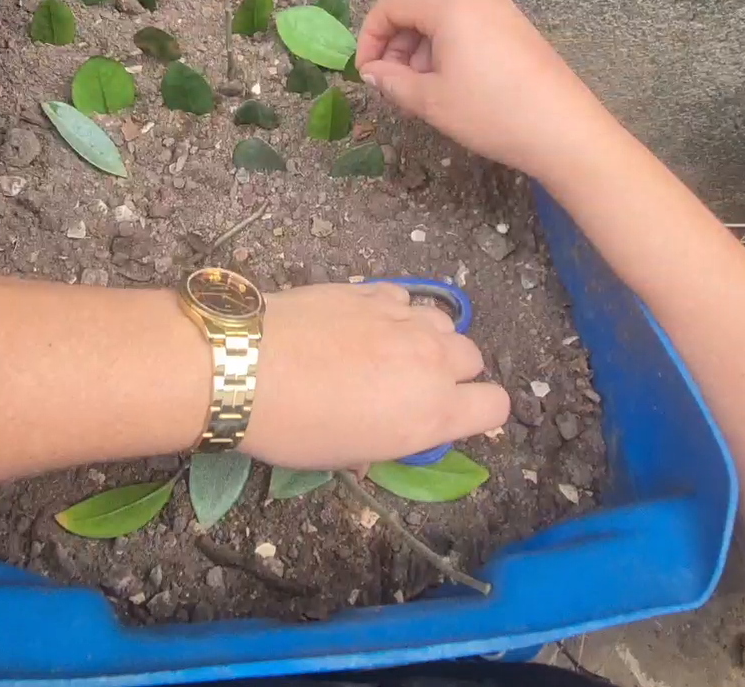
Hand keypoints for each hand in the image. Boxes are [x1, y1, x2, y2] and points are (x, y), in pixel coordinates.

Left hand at [239, 283, 507, 468]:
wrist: (249, 365)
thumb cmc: (296, 427)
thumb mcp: (349, 454)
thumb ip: (390, 438)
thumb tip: (389, 426)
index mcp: (432, 411)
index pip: (495, 405)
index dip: (476, 412)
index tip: (449, 415)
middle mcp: (430, 360)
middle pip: (472, 358)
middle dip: (451, 373)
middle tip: (410, 385)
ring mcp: (402, 317)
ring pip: (442, 323)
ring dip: (427, 339)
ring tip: (388, 351)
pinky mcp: (372, 290)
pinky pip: (404, 299)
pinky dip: (394, 313)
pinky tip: (362, 324)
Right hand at [356, 0, 608, 180]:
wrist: (564, 131)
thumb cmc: (491, 112)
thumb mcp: (430, 100)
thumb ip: (392, 81)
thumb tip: (372, 72)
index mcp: (452, 6)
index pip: (392, 3)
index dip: (370, 36)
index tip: (367, 73)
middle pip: (418, 9)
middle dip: (396, 47)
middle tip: (393, 87)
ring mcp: (501, 11)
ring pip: (442, 22)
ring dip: (421, 53)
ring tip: (422, 94)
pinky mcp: (516, 30)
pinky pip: (468, 30)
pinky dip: (448, 53)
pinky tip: (452, 88)